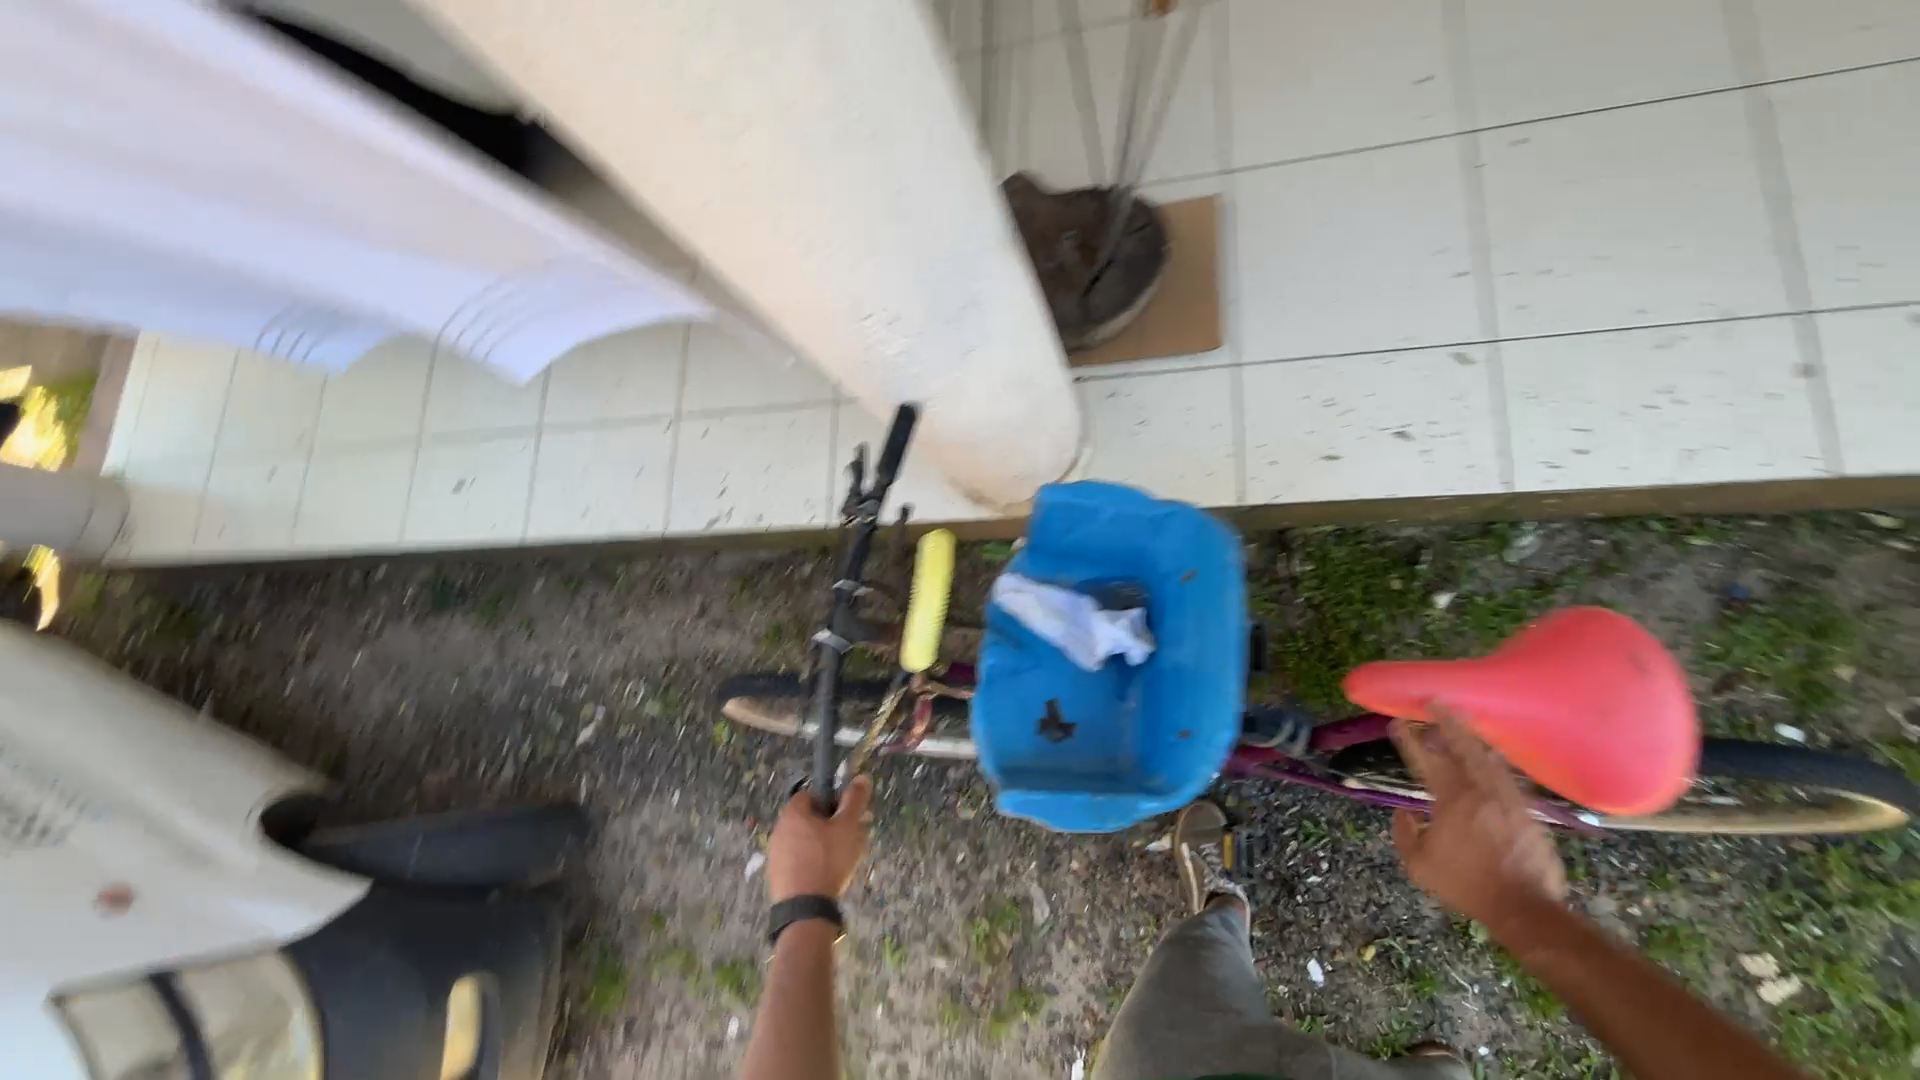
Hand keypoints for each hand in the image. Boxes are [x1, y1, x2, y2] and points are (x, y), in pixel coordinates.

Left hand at [767, 775, 873, 902]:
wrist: (805, 909)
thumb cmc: (827, 860)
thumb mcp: (847, 827)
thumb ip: (854, 801)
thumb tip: (861, 778)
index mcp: (793, 813)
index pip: (810, 794)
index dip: (829, 801)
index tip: (844, 816)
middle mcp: (778, 830)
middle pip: (807, 819)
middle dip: (828, 825)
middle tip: (847, 839)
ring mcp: (774, 855)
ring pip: (803, 842)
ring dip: (820, 846)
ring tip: (839, 861)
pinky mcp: (776, 877)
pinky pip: (797, 862)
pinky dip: (810, 864)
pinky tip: (825, 877)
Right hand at [1389, 715, 1566, 935]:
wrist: (1525, 907)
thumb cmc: (1466, 884)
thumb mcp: (1419, 865)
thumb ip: (1404, 833)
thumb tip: (1403, 812)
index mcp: (1452, 800)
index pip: (1425, 761)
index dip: (1408, 741)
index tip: (1395, 723)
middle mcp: (1481, 791)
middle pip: (1463, 747)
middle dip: (1447, 723)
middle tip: (1437, 704)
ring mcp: (1508, 799)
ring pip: (1488, 758)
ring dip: (1472, 739)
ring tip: (1463, 725)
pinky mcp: (1528, 812)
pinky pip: (1507, 777)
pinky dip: (1494, 762)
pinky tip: (1490, 760)